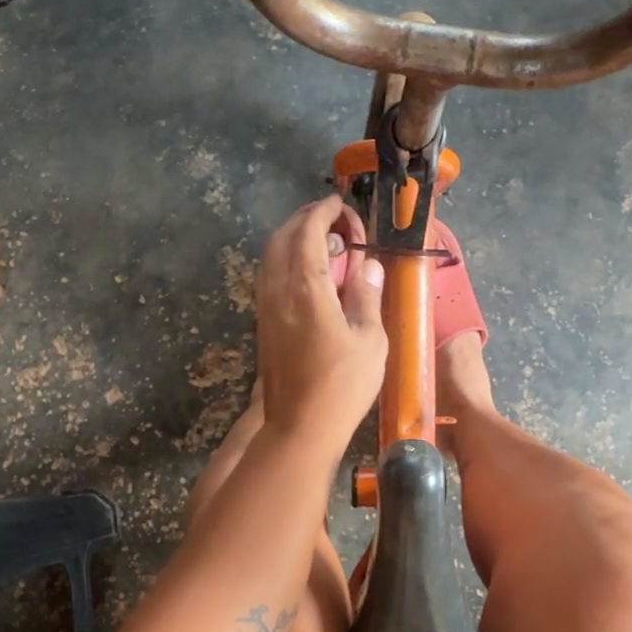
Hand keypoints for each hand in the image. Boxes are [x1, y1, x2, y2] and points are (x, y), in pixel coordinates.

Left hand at [254, 197, 387, 447]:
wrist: (299, 427)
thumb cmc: (342, 385)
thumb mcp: (370, 339)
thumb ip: (366, 295)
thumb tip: (368, 266)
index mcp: (305, 287)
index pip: (308, 231)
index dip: (324, 211)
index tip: (341, 205)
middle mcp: (277, 291)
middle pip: (282, 238)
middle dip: (305, 220)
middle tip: (333, 220)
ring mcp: (265, 309)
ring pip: (271, 258)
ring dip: (293, 241)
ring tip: (323, 245)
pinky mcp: (262, 327)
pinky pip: (269, 279)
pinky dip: (287, 264)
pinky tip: (308, 277)